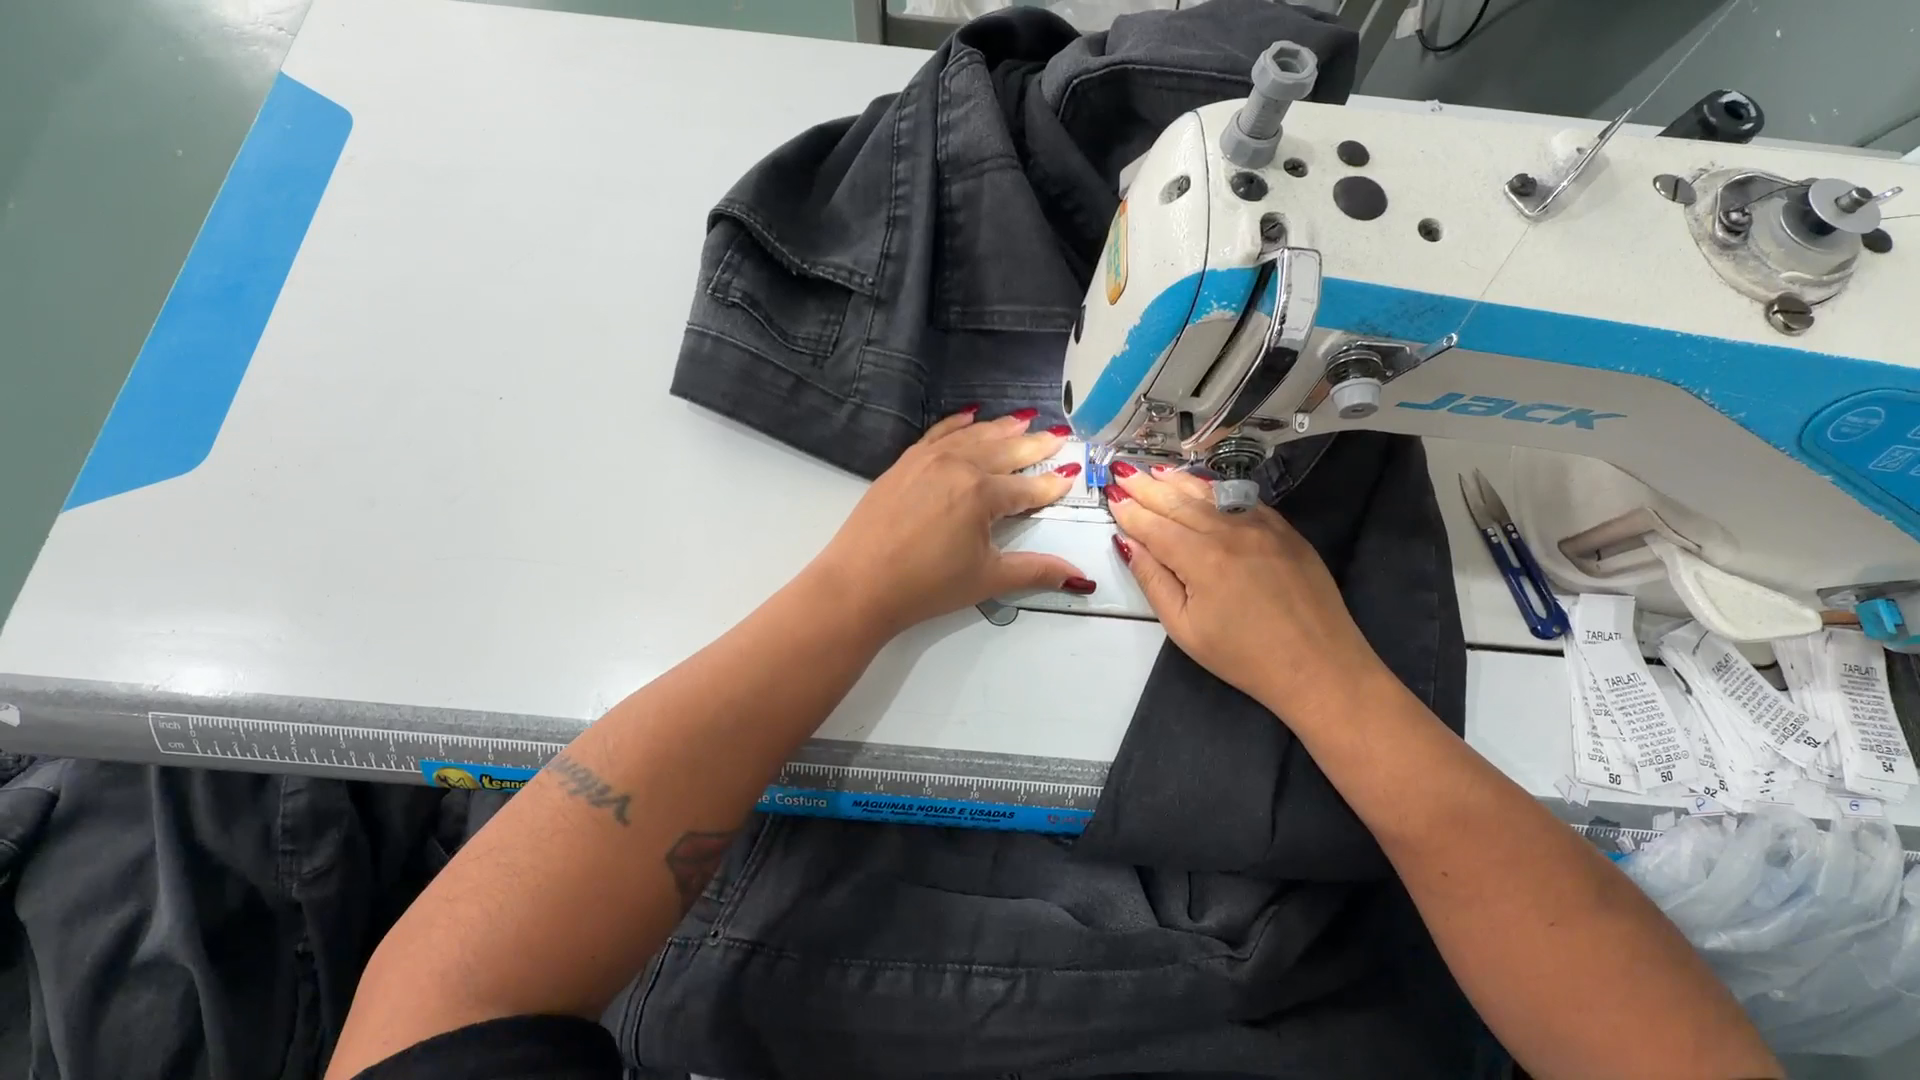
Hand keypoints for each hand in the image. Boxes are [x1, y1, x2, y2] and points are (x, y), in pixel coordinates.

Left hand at [810, 409, 1090, 635]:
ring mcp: (926, 460)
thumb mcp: (987, 579)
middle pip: (1004, 452)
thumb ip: (1035, 571)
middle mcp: (957, 465)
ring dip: (1001, 429)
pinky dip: (957, 425)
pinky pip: (937, 434)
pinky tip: (971, 417)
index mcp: (981, 493)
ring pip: (972, 437)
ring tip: (1025, 421)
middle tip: (1058, 436)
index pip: (1026, 489)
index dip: (1050, 487)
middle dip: (1034, 446)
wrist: (858, 585)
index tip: (1070, 477)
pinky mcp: (903, 464)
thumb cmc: (925, 586)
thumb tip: (1078, 577)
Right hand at [1107, 464, 1388, 720]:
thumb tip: (1129, 544)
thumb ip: (1154, 581)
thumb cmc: (1244, 657)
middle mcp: (1230, 531)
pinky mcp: (1285, 530)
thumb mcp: (1185, 629)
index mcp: (1201, 558)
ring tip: (1154, 471)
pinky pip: (1242, 500)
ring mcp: (1262, 526)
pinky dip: (1216, 490)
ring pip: (1211, 494)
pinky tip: (1202, 486)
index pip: (1154, 525)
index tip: (1111, 496)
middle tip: (1123, 471)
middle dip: (1147, 487)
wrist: (1319, 665)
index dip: (1130, 511)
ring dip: (1178, 481)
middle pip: (1179, 502)